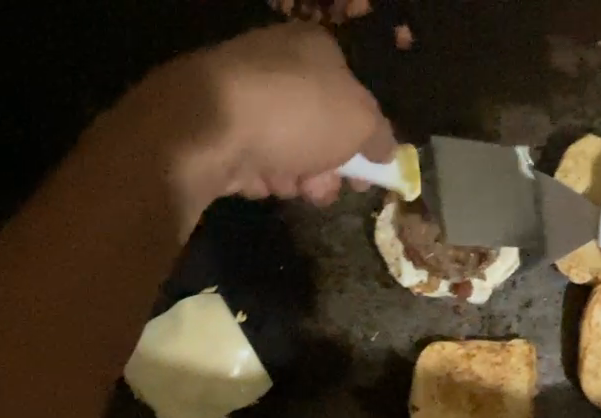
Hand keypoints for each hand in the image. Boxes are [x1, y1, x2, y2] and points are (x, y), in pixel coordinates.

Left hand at [130, 24, 395, 214]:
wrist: (212, 126)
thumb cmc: (298, 113)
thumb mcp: (360, 122)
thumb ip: (380, 136)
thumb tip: (388, 151)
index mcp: (317, 49)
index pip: (352, 97)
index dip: (364, 140)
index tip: (368, 175)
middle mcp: (280, 64)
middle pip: (321, 131)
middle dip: (327, 166)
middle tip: (324, 184)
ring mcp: (246, 96)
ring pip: (290, 152)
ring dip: (297, 178)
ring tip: (289, 184)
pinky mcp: (220, 129)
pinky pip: (256, 162)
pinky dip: (264, 178)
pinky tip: (260, 181)